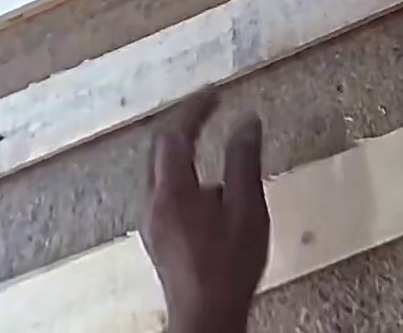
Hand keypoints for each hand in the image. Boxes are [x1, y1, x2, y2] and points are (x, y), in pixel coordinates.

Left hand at [142, 92, 268, 332]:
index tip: (215, 92)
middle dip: (184, 123)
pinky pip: (166, 187)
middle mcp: (155, 205)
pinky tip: (207, 175)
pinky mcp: (161, 236)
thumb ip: (244, 160)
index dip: (194, 109)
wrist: (207, 317)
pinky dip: (184, 166)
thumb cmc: (230, 262)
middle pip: (160, 151)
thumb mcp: (246, 205)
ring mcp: (155, 222)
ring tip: (208, 131)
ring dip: (183, 145)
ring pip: (161, 170)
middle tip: (210, 105)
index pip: (175, 137)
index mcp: (173, 193)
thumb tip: (247, 122)